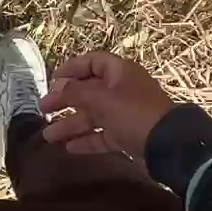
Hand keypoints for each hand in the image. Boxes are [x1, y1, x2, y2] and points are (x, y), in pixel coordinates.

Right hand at [38, 51, 174, 168]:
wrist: (169, 144)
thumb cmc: (133, 112)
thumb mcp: (101, 99)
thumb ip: (75, 92)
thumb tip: (57, 87)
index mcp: (119, 72)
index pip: (92, 62)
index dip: (71, 69)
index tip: (52, 80)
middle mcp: (122, 90)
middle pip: (88, 91)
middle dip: (64, 101)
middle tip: (43, 110)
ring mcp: (125, 113)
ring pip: (93, 116)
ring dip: (70, 125)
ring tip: (48, 136)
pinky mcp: (127, 135)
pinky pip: (103, 135)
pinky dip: (87, 140)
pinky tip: (69, 148)